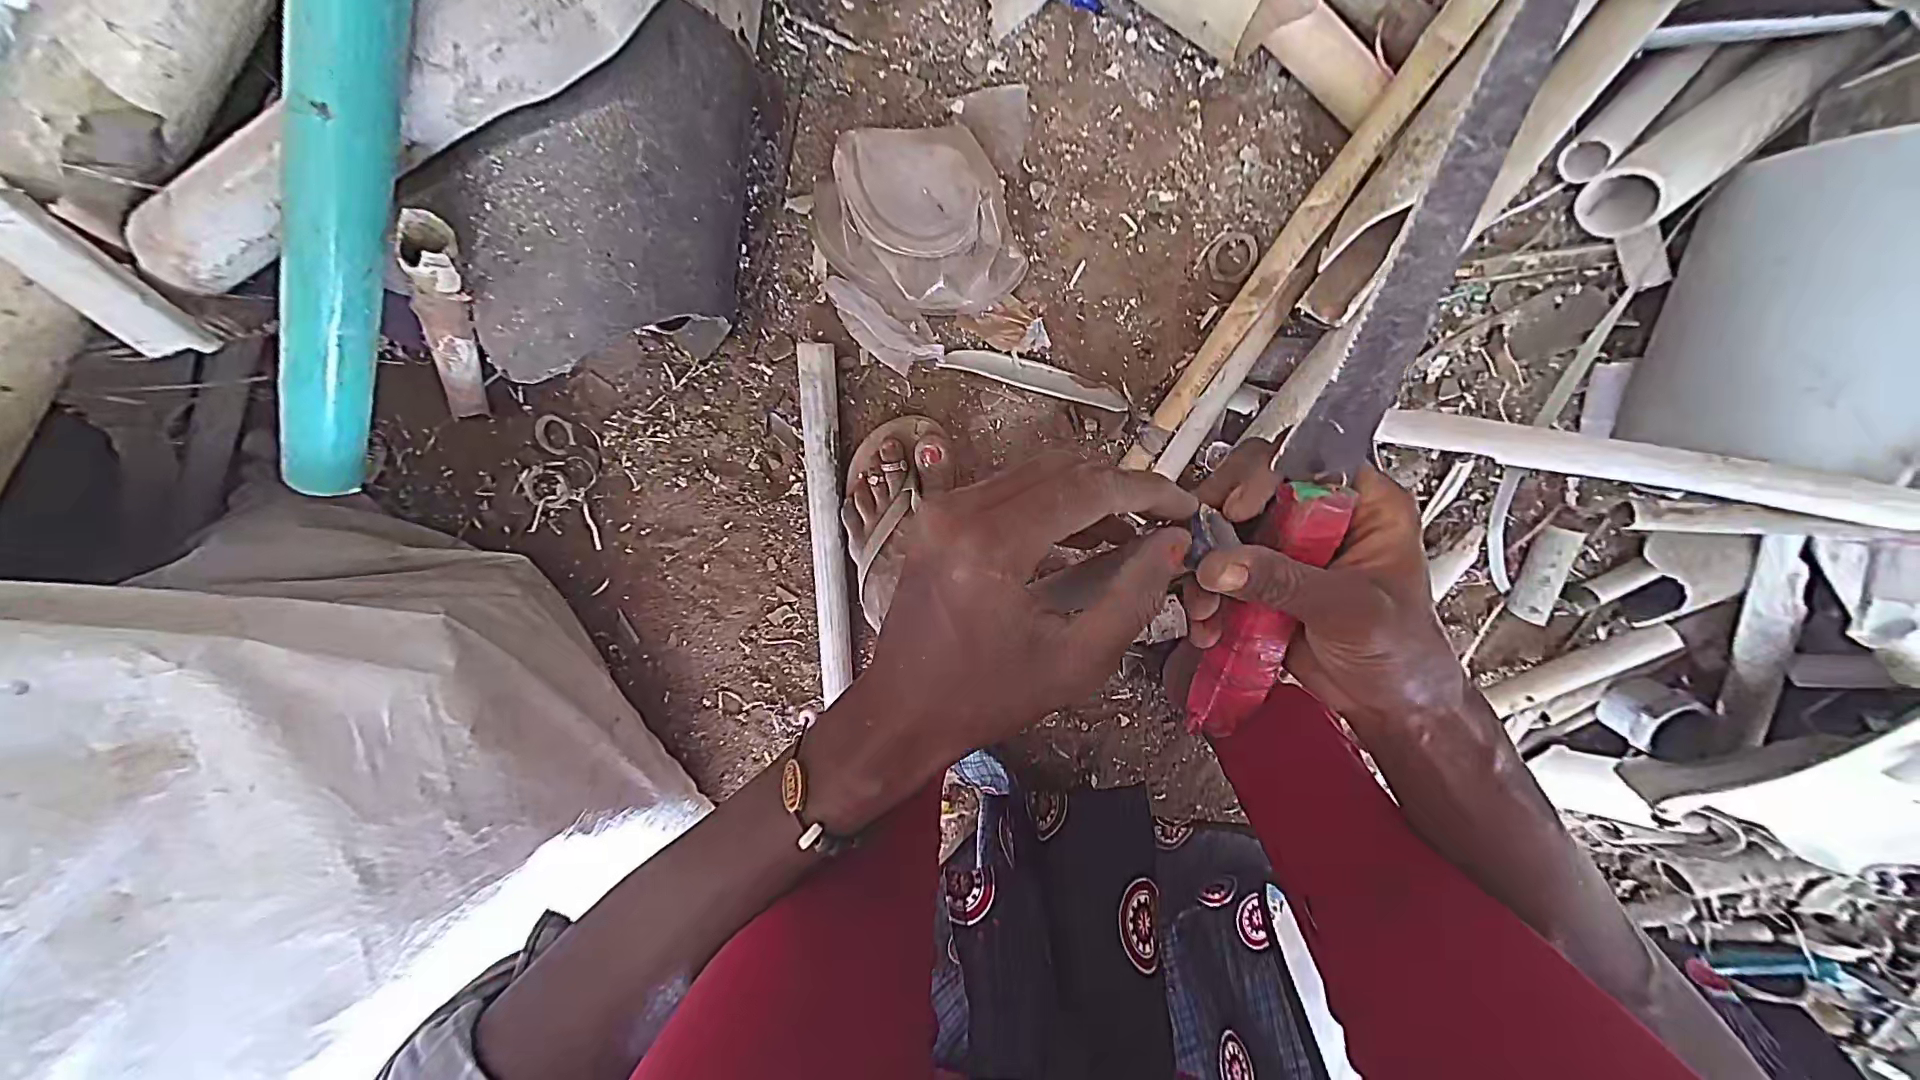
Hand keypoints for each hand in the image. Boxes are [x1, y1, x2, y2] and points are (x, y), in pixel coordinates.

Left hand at [831, 453, 1194, 794]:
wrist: (904, 708)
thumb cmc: (983, 696)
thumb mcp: (1077, 660)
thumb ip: (1133, 596)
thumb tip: (1171, 546)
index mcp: (990, 546)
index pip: (1087, 489)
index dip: (1147, 492)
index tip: (1183, 507)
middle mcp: (960, 512)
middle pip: (1063, 469)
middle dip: (1122, 488)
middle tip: (1162, 518)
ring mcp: (943, 509)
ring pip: (1037, 472)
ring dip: (1089, 493)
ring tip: (1130, 530)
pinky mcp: (939, 517)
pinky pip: (1010, 490)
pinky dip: (1053, 502)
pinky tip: (1083, 534)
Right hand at [1181, 440, 1466, 722]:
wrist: (1387, 705)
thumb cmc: (1402, 652)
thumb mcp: (1351, 610)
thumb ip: (1286, 582)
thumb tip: (1223, 564)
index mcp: (1360, 504)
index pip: (1301, 460)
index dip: (1262, 475)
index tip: (1238, 509)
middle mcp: (1315, 518)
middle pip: (1248, 487)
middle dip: (1218, 522)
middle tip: (1206, 550)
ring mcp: (1282, 549)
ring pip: (1223, 531)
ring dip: (1204, 565)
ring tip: (1207, 605)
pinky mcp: (1257, 580)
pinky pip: (1216, 571)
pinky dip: (1203, 594)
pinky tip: (1210, 621)